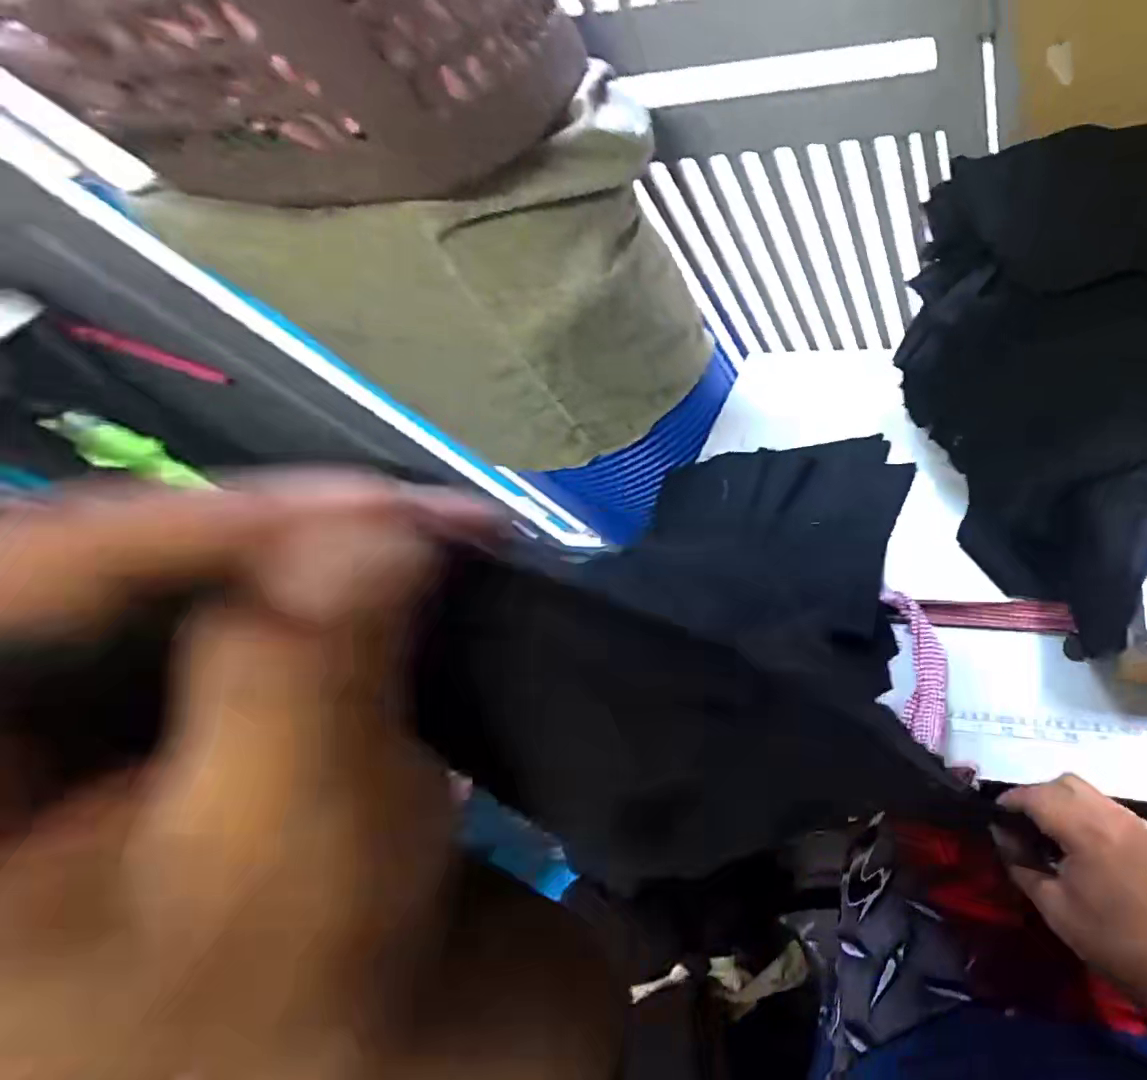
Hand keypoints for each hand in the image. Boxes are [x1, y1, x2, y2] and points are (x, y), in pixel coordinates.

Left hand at [0, 474, 616, 1079]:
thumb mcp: (297, 838)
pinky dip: (332, 593)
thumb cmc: (312, 994)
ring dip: (315, 558)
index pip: (15, 590)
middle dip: (275, 534)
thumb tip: (377, 525)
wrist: (385, 1057)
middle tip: (424, 517)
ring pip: (181, 593)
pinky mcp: (186, 732)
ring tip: (428, 536)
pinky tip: (399, 579)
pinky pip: (239, 625)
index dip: (204, 528)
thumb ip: (311, 669)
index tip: (387, 505)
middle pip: (94, 579)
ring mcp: (83, 741)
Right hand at [996, 778, 1146, 1079]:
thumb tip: (1000, 830)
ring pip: (1081, 786)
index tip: (993, 812)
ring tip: (1039, 824)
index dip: (1012, 800)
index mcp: (1087, 832)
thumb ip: (1020, 860)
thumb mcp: (1050, 903)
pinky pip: (1098, 799)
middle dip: (1034, 795)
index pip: (1040, 797)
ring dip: (1056, 796)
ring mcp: (1127, 815)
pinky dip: (1077, 804)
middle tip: (1015, 821)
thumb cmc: (1101, 936)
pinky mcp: (1137, 823)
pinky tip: (1068, 831)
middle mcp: (1109, 813)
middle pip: (1062, 782)